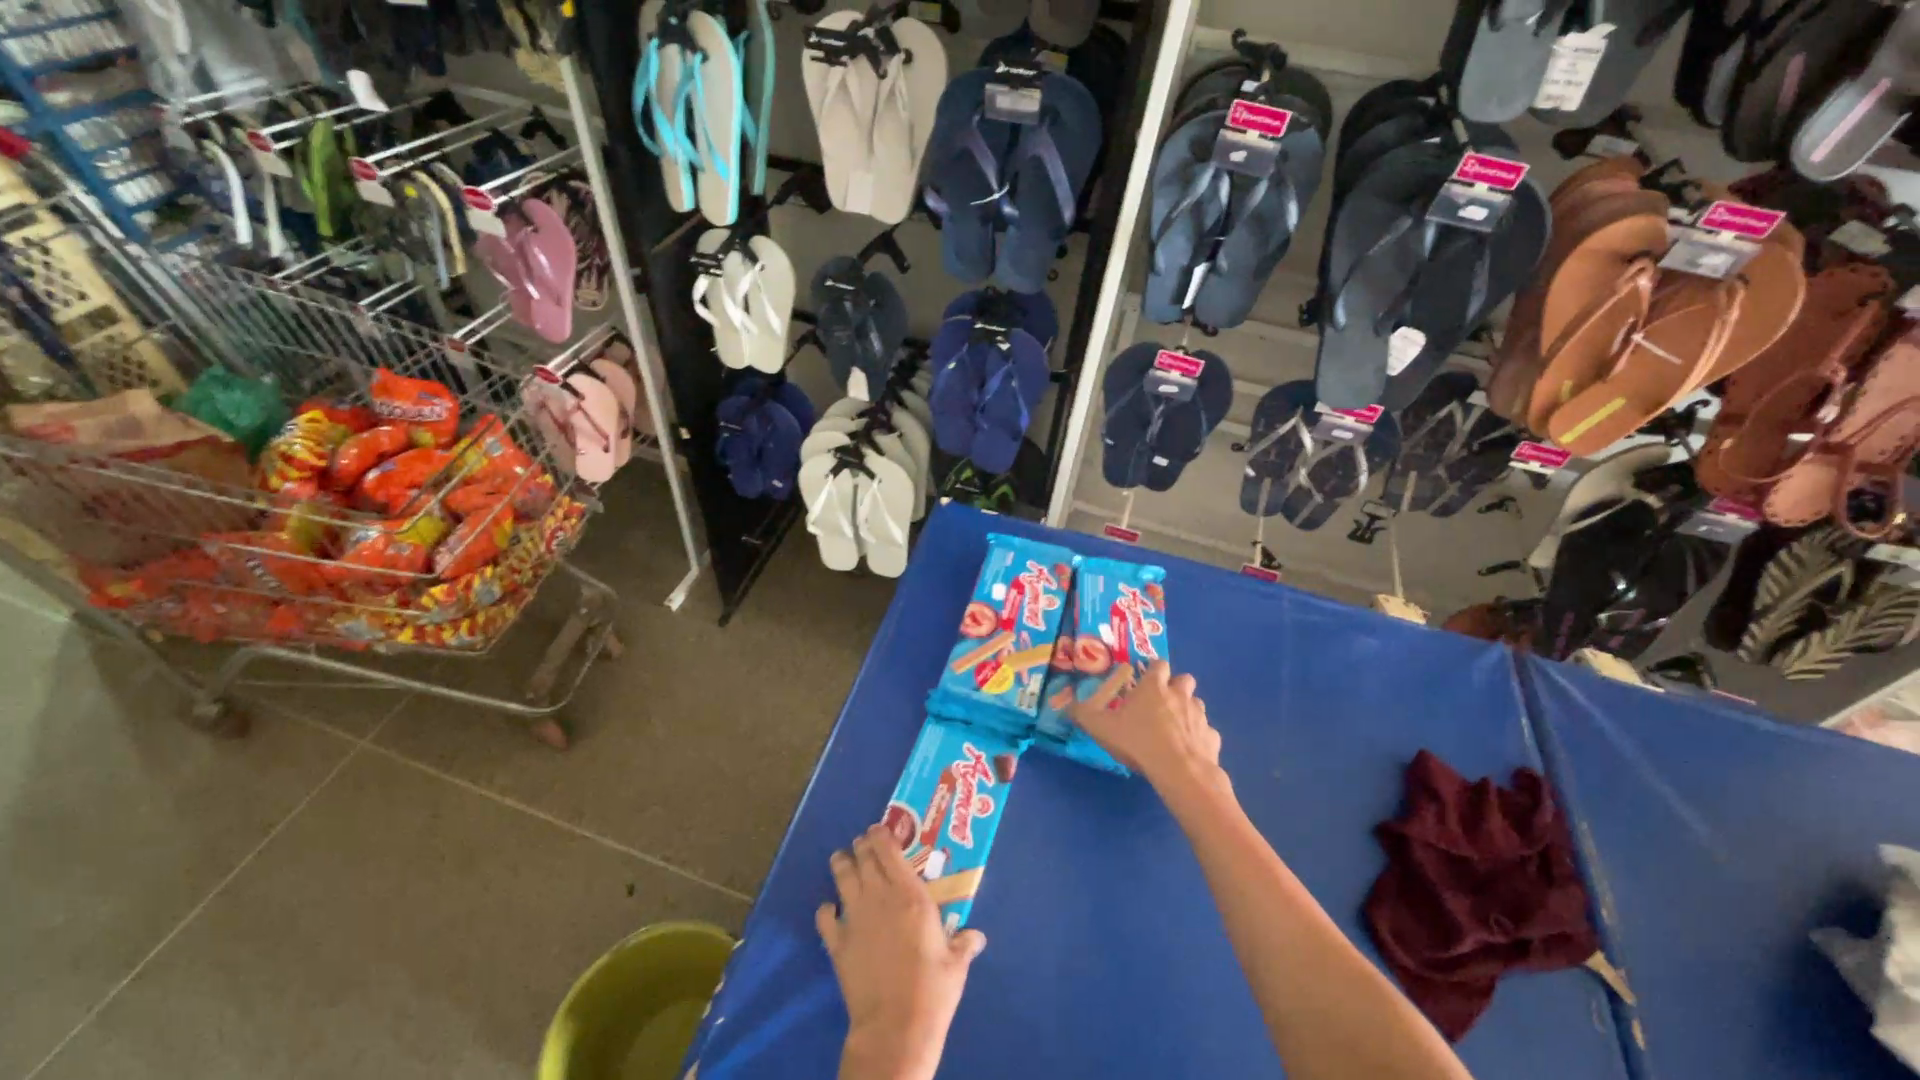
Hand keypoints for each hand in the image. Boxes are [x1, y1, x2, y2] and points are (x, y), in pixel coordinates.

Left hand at [817, 824, 985, 1079]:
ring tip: (843, 859)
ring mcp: (854, 918)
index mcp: (911, 896)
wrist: (895, 1025)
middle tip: (863, 842)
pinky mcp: (837, 943)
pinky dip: (826, 908)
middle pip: (864, 858)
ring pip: (842, 877)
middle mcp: (880, 898)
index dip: (882, 835)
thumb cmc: (933, 989)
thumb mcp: (957, 964)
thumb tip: (975, 937)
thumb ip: (964, 943)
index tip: (880, 828)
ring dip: (841, 864)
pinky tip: (830, 909)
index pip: (890, 852)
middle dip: (862, 845)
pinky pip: (825, 916)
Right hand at [1070, 660, 1226, 797]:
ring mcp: (1200, 715)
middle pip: (1184, 679)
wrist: (1179, 771)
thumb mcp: (1100, 728)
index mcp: (1154, 687)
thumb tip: (1067, 706)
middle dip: (1175, 687)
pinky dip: (1198, 738)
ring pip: (1197, 704)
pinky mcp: (1212, 737)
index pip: (1159, 664)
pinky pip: (1206, 732)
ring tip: (1173, 728)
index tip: (1145, 681)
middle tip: (1160, 703)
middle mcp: (1180, 695)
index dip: (1153, 670)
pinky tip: (1187, 751)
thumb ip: (1083, 715)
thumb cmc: (1138, 742)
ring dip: (1187, 710)